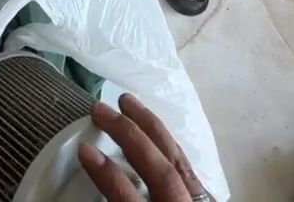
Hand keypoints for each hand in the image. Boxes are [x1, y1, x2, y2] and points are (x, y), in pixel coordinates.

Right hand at [77, 94, 213, 201]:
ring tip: (127, 101)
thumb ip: (116, 199)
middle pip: (162, 170)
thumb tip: (90, 173)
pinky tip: (154, 130)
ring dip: (151, 126)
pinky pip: (188, 164)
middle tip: (99, 108)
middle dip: (129, 134)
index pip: (132, 199)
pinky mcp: (209, 198)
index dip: (108, 175)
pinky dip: (168, 142)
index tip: (84, 149)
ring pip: (180, 160)